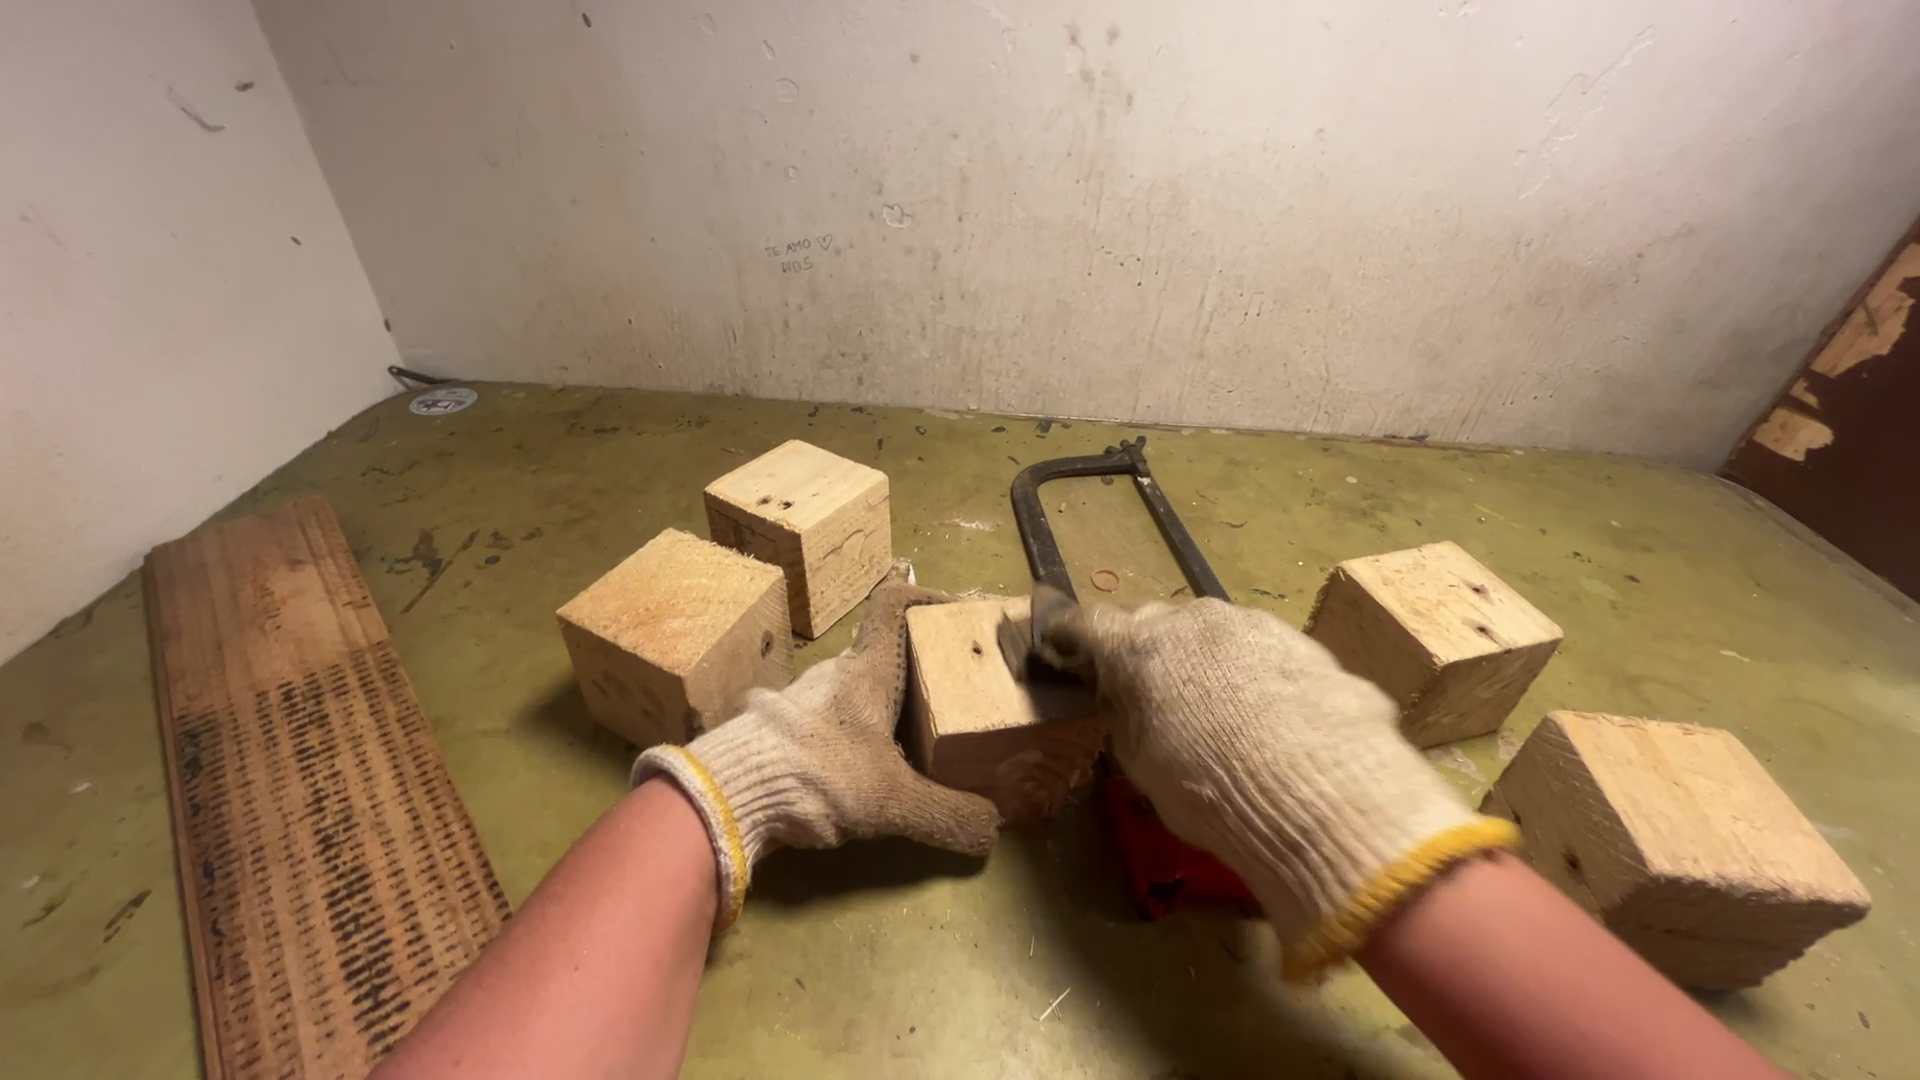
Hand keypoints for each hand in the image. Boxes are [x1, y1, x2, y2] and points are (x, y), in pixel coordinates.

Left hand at [633, 565, 1000, 928]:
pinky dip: (839, 734)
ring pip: (844, 688)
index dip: (921, 594)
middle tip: (939, 696)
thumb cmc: (818, 774)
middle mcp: (830, 673)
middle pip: (875, 652)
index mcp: (865, 671)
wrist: (724, 795)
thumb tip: (991, 830)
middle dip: (908, 669)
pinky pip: (816, 719)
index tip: (949, 606)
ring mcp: (795, 698)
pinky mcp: (770, 729)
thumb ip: (945, 814)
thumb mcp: (892, 800)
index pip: (892, 605)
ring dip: (872, 705)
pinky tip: (846, 771)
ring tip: (899, 741)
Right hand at [1047, 598, 1516, 978]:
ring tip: (1222, 709)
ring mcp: (1250, 624)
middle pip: (1153, 625)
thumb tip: (1124, 699)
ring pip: (1211, 634)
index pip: (1085, 623)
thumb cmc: (1209, 787)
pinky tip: (1274, 717)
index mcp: (1137, 646)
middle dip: (1146, 652)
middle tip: (1151, 692)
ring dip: (1204, 660)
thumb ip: (1126, 717)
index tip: (1065, 651)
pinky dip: (1255, 674)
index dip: (1072, 638)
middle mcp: (1190, 620)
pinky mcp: (1302, 640)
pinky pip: (1262, 650)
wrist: (1322, 793)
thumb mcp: (1141, 764)